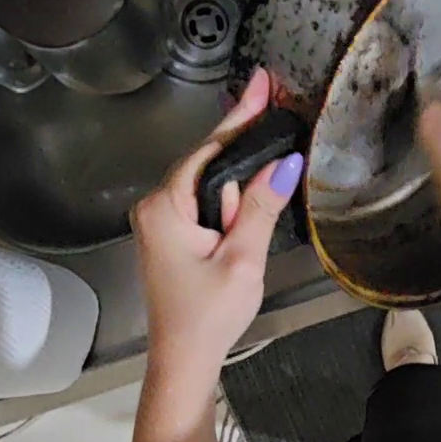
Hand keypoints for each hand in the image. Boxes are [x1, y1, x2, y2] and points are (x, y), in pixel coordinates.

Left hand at [132, 68, 303, 398]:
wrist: (185, 359)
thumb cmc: (209, 316)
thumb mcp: (242, 258)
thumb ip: (261, 206)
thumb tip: (285, 163)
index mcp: (165, 206)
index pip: (209, 149)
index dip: (240, 116)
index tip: (261, 82)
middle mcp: (154, 207)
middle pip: (208, 166)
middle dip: (244, 172)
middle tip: (270, 173)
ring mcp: (159, 223)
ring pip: (209, 189)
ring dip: (238, 199)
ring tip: (245, 243)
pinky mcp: (169, 237)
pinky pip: (202, 207)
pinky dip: (227, 208)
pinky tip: (244, 221)